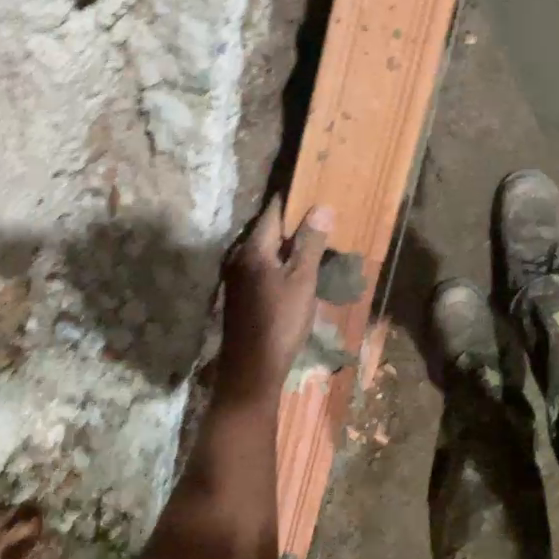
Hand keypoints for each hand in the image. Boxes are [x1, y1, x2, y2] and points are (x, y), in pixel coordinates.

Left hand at [218, 197, 333, 401]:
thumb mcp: (302, 281)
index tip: (314, 186)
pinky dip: (279, 261)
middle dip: (292, 220)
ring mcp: (237, 277)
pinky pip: (261, 266)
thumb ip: (310, 243)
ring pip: (265, 249)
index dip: (293, 198)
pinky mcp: (240, 295)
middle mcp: (239, 257)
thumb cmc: (280, 322)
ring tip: (314, 239)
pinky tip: (296, 269)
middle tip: (320, 212)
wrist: (251, 371)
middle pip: (267, 229)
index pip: (274, 211)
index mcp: (254, 249)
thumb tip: (321, 206)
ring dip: (286, 243)